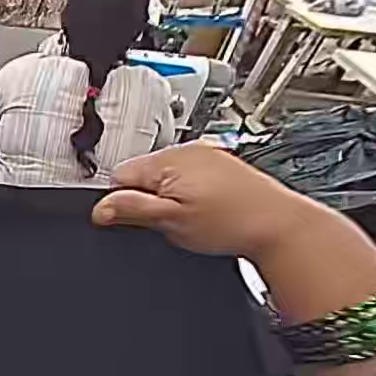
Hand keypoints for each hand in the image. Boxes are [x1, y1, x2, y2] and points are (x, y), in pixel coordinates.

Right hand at [91, 143, 339, 259]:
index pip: (119, 178)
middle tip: (168, 223)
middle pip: (141, 176)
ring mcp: (204, 154)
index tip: (135, 222)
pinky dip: (188, 195)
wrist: (276, 225)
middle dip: (146, 201)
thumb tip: (99, 209)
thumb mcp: (170, 221)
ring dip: (167, 198)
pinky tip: (203, 211)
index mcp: (168, 160)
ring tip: (190, 218)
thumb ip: (131, 210)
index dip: (123, 204)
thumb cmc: (231, 223)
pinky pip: (186, 178)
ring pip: (164, 178)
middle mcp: (186, 150)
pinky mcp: (218, 164)